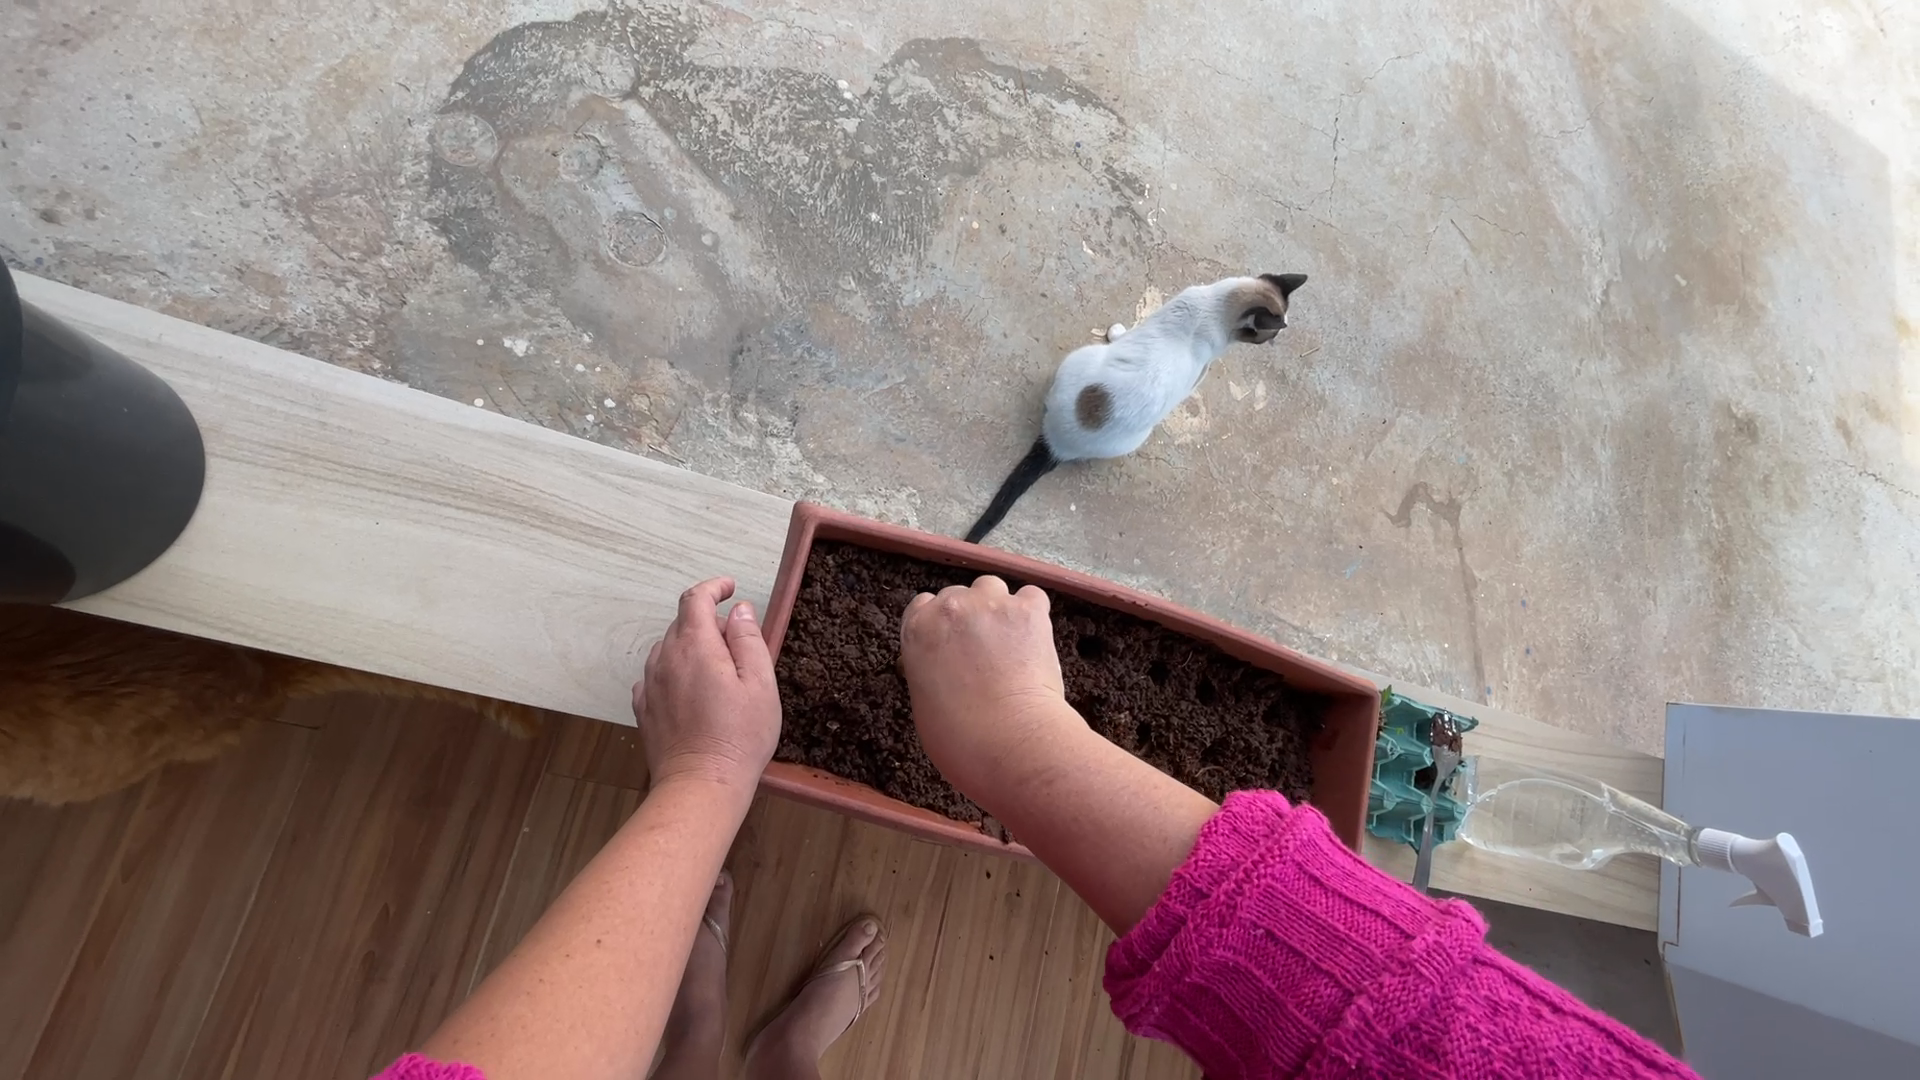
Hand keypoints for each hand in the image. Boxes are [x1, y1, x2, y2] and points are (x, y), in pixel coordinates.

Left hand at [632, 577, 780, 793]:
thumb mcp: (760, 682)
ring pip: (669, 648)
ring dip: (692, 646)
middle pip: (683, 622)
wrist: (701, 784)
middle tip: (739, 644)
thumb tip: (740, 610)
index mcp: (696, 647)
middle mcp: (666, 659)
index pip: (695, 599)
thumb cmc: (739, 735)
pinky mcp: (644, 709)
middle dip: (710, 621)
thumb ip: (748, 639)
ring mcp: (650, 685)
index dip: (714, 587)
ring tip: (719, 671)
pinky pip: (657, 675)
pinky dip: (676, 670)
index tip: (731, 589)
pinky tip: (693, 690)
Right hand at [898, 575, 1083, 794]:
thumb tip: (945, 668)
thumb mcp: (923, 701)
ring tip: (1011, 640)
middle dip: (970, 616)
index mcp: (917, 630)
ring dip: (999, 608)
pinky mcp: (1027, 610)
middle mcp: (949, 608)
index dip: (941, 623)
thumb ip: (928, 668)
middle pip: (959, 595)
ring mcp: (990, 605)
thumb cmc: (960, 737)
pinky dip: (1033, 612)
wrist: (1007, 740)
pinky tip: (1034, 638)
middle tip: (985, 649)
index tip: (953, 640)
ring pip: (993, 588)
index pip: (923, 604)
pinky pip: (1031, 596)